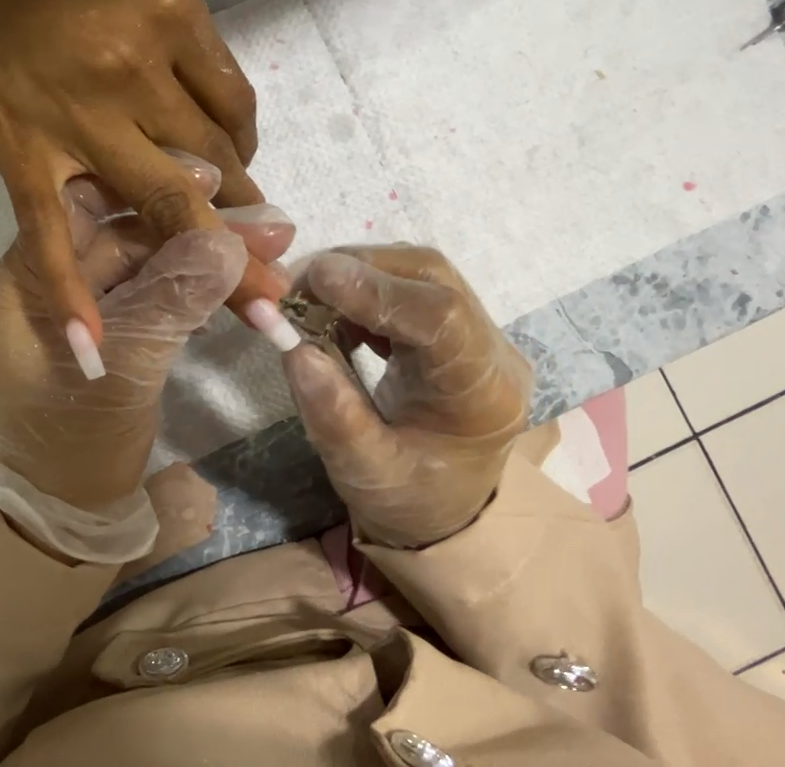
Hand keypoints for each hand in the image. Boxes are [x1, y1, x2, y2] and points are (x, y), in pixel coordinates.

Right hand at [0, 0, 292, 373]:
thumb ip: (168, 47)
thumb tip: (197, 116)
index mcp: (170, 9)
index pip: (231, 103)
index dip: (243, 153)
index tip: (238, 180)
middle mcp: (135, 64)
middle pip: (211, 160)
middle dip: (249, 223)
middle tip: (279, 275)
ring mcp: (76, 113)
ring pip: (160, 199)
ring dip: (210, 260)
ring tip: (253, 311)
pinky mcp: (19, 150)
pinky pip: (53, 231)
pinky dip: (71, 291)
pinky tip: (94, 345)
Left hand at [0, 166, 295, 513]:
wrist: (59, 511)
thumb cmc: (71, 439)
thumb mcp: (123, 367)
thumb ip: (171, 301)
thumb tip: (226, 242)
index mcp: (33, 272)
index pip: (89, 201)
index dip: (148, 183)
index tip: (213, 179)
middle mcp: (58, 274)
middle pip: (135, 230)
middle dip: (203, 227)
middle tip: (275, 227)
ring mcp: (92, 301)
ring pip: (158, 261)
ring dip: (215, 260)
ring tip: (281, 259)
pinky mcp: (120, 325)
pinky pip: (164, 292)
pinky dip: (205, 290)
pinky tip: (249, 289)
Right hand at [282, 246, 531, 547]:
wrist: (442, 513)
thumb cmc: (408, 500)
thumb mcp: (363, 471)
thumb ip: (331, 412)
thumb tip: (292, 344)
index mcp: (483, 394)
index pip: (442, 317)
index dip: (376, 290)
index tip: (314, 280)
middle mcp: (492, 351)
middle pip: (432, 278)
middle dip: (358, 270)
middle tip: (295, 288)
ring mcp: (477, 331)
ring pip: (419, 272)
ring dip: (356, 272)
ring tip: (306, 299)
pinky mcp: (453, 324)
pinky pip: (409, 283)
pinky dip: (361, 285)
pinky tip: (331, 310)